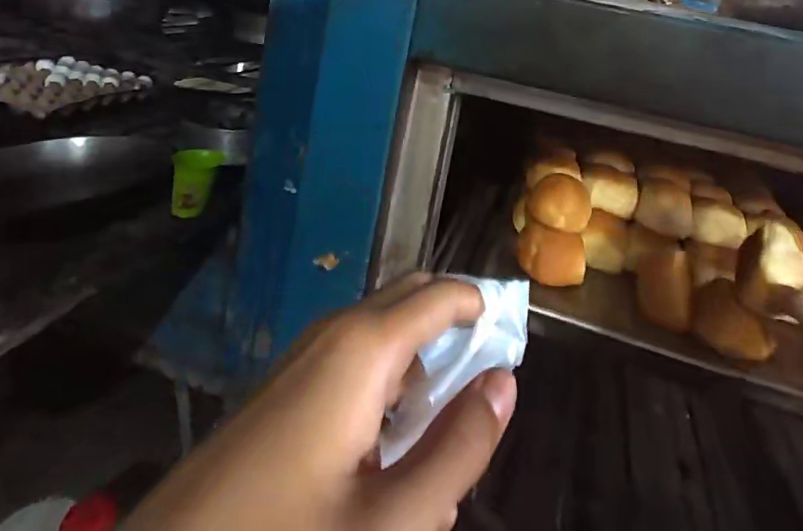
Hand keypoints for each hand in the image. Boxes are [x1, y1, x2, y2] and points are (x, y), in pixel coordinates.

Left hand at [123, 273, 516, 530]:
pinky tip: (384, 456)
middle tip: (477, 399)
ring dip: (422, 367)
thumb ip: (459, 448)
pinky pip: (356, 360)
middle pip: (414, 299)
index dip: (486, 310)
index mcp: (365, 347)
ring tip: (434, 443)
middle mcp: (336, 332)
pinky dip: (388, 386)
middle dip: (456, 332)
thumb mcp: (392, 521)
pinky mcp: (289, 383)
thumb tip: (504, 381)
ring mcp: (306, 354)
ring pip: (386, 332)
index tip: (514, 345)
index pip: (444, 294)